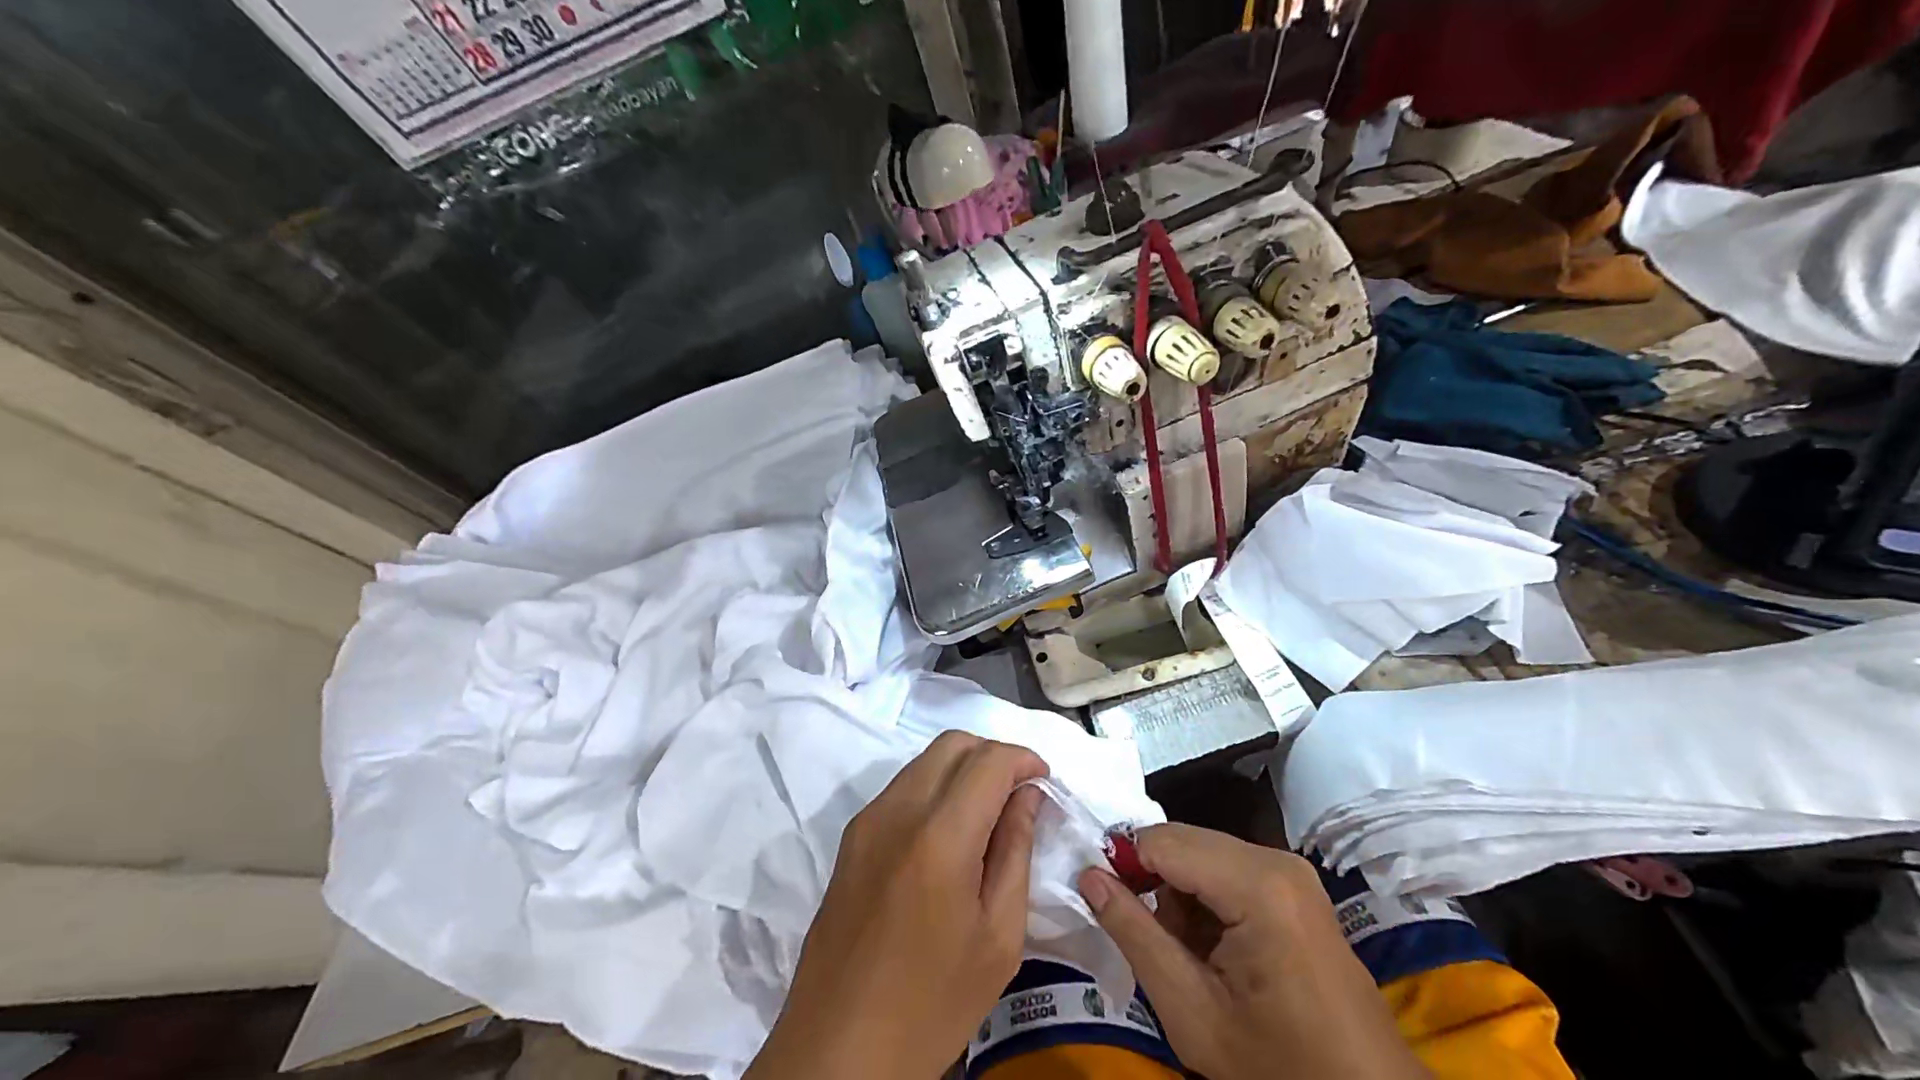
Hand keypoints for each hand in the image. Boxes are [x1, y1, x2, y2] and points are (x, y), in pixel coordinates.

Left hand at [746, 732, 1048, 1079]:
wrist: (839, 1049)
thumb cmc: (932, 1003)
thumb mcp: (998, 937)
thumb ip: (1015, 852)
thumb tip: (1027, 797)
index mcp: (939, 835)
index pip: (988, 760)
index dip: (1024, 760)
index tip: (1045, 782)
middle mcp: (897, 810)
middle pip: (952, 744)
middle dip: (994, 756)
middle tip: (1021, 794)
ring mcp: (867, 821)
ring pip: (924, 761)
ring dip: (963, 770)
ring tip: (989, 815)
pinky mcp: (851, 839)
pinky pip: (902, 788)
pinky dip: (935, 789)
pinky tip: (951, 834)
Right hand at [1078, 824, 1427, 1079]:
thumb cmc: (1278, 1065)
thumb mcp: (1190, 1009)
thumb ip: (1134, 933)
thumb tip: (1088, 875)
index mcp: (1257, 885)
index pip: (1161, 841)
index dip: (1122, 863)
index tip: (1102, 902)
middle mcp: (1276, 860)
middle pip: (1182, 841)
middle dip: (1151, 879)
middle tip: (1144, 935)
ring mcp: (1290, 871)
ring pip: (1200, 853)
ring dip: (1176, 892)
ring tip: (1183, 953)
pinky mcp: (1295, 886)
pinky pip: (1227, 869)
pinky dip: (1204, 897)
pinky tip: (1210, 948)